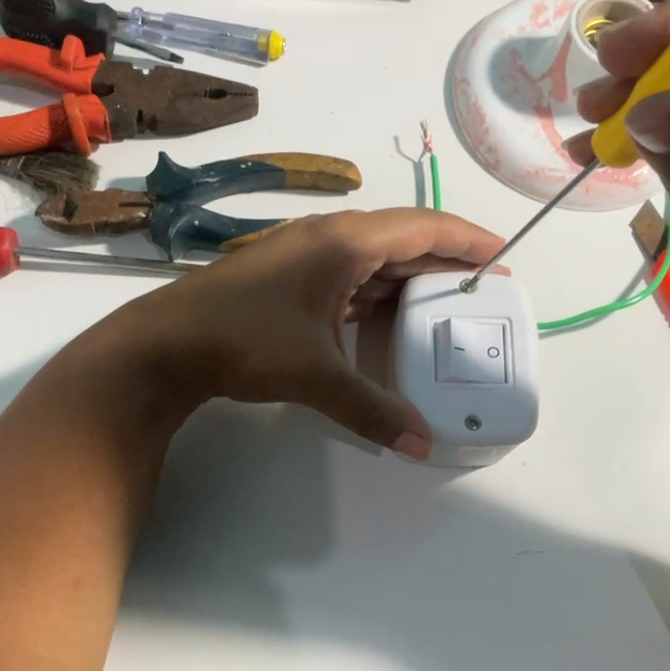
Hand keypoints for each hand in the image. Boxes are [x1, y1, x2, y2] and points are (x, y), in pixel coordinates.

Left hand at [103, 208, 503, 459]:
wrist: (165, 343)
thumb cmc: (243, 341)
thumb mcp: (315, 375)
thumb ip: (371, 409)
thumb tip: (420, 444)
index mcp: (342, 242)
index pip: (423, 226)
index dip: (467, 238)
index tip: (504, 255)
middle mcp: (326, 239)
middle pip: (400, 241)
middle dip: (444, 262)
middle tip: (482, 288)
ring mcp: (302, 258)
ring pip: (371, 261)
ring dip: (408, 280)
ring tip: (445, 304)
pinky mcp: (286, 281)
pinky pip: (347, 279)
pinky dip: (374, 295)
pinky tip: (386, 317)